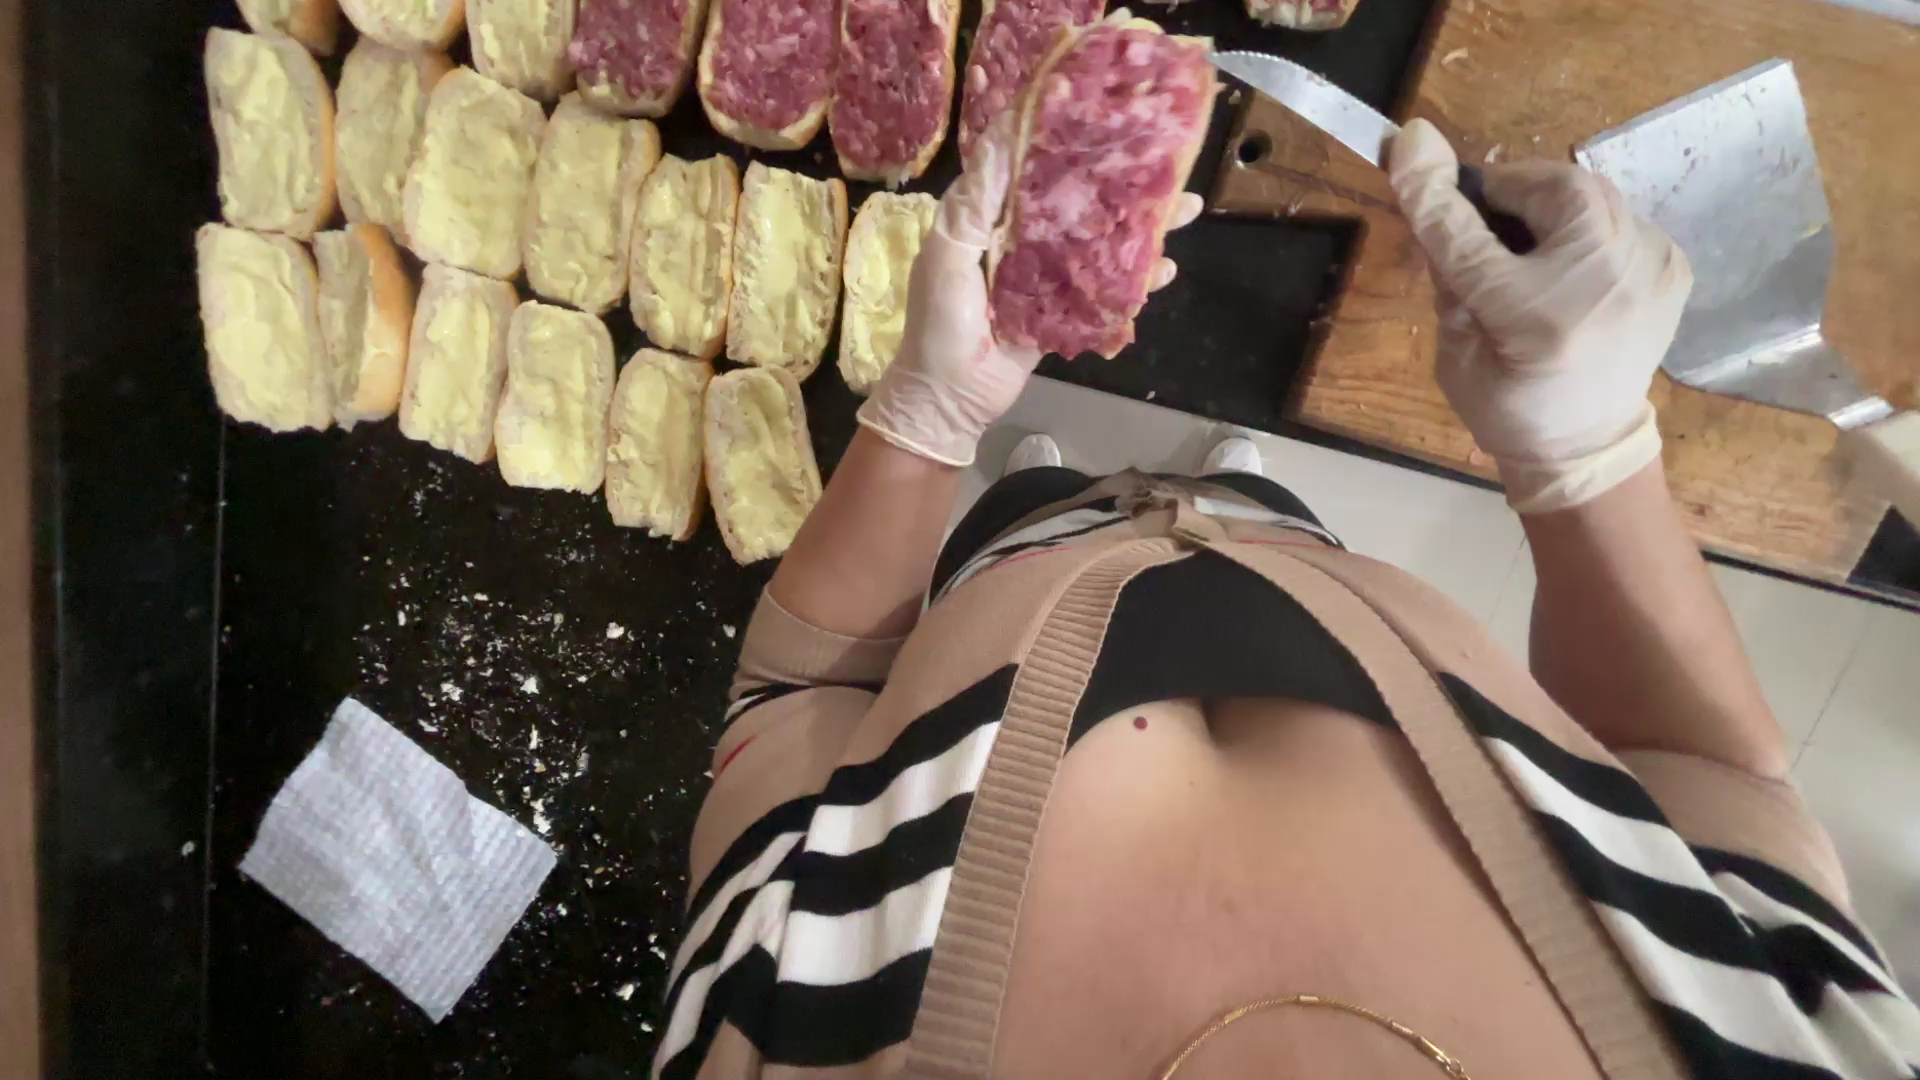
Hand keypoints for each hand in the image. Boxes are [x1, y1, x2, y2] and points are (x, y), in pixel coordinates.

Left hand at [856, 115, 1201, 466]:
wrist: (948, 399)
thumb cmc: (939, 326)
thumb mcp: (948, 256)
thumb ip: (976, 203)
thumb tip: (1004, 136)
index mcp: (986, 221)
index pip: (1027, 168)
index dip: (1061, 139)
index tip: (1103, 113)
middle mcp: (1017, 243)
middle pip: (1074, 202)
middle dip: (1118, 182)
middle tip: (1166, 163)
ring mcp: (1043, 281)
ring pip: (1096, 243)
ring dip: (1139, 228)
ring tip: (1185, 209)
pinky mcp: (1060, 316)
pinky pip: (1100, 292)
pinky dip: (1133, 282)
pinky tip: (1165, 270)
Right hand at [1388, 118, 1693, 512]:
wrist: (1586, 444)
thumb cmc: (1503, 407)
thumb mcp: (1455, 352)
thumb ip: (1450, 281)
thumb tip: (1433, 212)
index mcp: (1533, 317)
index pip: (1469, 238)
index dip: (1434, 192)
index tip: (1406, 145)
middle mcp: (1604, 280)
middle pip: (1555, 190)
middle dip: (1508, 188)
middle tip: (1476, 207)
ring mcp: (1651, 266)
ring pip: (1591, 195)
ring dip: (1542, 204)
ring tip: (1517, 239)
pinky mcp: (1673, 261)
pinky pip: (1615, 217)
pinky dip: (1576, 227)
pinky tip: (1559, 263)